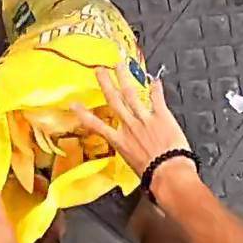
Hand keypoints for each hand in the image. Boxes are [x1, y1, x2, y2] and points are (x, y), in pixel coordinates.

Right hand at [72, 67, 189, 175]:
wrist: (168, 173)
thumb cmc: (152, 177)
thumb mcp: (134, 166)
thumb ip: (132, 154)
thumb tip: (136, 156)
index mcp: (120, 142)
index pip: (97, 125)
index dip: (84, 114)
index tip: (74, 104)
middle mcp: (129, 126)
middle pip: (114, 100)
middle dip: (106, 84)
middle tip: (99, 70)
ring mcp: (144, 118)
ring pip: (131, 94)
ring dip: (124, 78)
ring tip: (119, 65)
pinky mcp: (162, 116)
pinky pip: (157, 98)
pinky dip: (156, 88)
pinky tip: (154, 79)